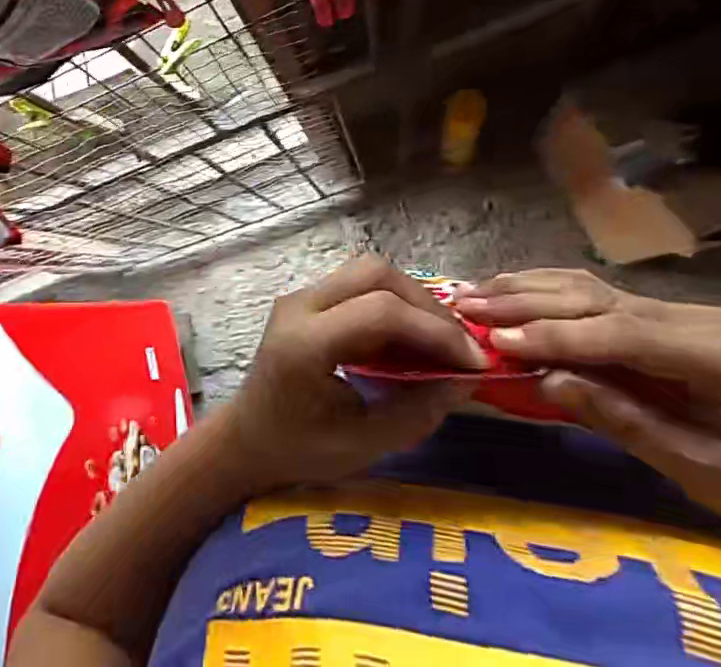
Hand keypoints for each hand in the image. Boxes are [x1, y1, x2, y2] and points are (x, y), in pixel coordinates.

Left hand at [216, 256, 487, 495]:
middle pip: (374, 273)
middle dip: (427, 306)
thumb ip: (416, 411)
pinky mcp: (308, 300)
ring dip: (412, 301)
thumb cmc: (298, 449)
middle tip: (459, 348)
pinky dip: (394, 304)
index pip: (380, 312)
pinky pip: (358, 285)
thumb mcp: (363, 444)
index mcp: (305, 342)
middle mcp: (299, 306)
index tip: (473, 363)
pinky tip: (412, 339)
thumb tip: (466, 378)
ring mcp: (300, 297)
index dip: (435, 331)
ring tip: (441, 343)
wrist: (247, 437)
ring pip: (367, 272)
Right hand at [458, 269, 720, 550]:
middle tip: (466, 306)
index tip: (499, 341)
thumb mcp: (699, 471)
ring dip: (525, 290)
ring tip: (471, 293)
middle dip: (528, 304)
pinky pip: (594, 297)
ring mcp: (682, 312)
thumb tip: (544, 379)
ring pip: (590, 288)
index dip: (558, 334)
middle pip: (601, 300)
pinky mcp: (660, 316)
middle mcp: (704, 320)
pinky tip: (504, 289)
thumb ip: (624, 421)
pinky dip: (544, 293)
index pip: (626, 333)